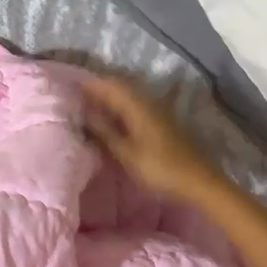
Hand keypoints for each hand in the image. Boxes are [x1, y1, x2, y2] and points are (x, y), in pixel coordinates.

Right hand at [82, 76, 222, 201]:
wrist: (198, 182)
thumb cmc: (160, 169)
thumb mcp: (126, 153)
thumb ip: (104, 131)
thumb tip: (83, 112)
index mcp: (138, 105)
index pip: (109, 85)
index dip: (89, 84)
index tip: (68, 88)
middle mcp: (149, 101)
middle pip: (120, 87)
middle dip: (98, 90)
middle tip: (75, 99)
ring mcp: (159, 111)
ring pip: (129, 96)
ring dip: (110, 99)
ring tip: (89, 110)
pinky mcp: (164, 122)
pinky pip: (137, 106)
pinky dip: (122, 109)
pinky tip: (113, 122)